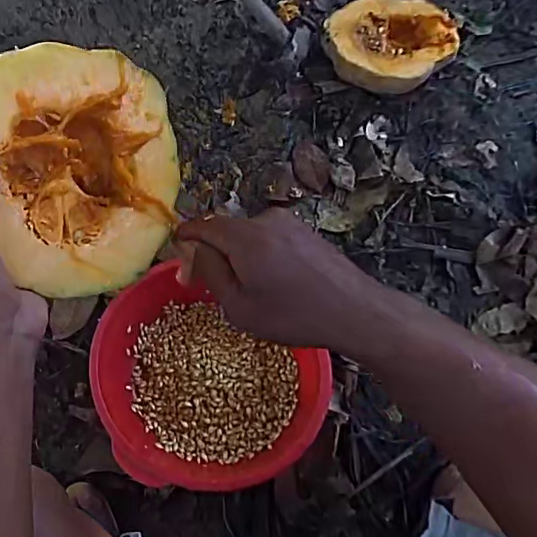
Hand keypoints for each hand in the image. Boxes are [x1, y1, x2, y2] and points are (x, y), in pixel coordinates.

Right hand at [176, 209, 389, 354]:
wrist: (356, 312)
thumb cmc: (293, 316)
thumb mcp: (238, 306)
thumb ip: (210, 271)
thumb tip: (193, 250)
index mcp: (244, 236)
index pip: (201, 225)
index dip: (185, 241)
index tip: (179, 260)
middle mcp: (266, 220)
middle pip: (225, 229)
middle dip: (213, 252)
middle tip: (211, 286)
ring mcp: (289, 223)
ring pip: (247, 235)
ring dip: (237, 256)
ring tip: (247, 290)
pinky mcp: (306, 232)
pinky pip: (269, 238)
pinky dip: (260, 255)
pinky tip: (273, 284)